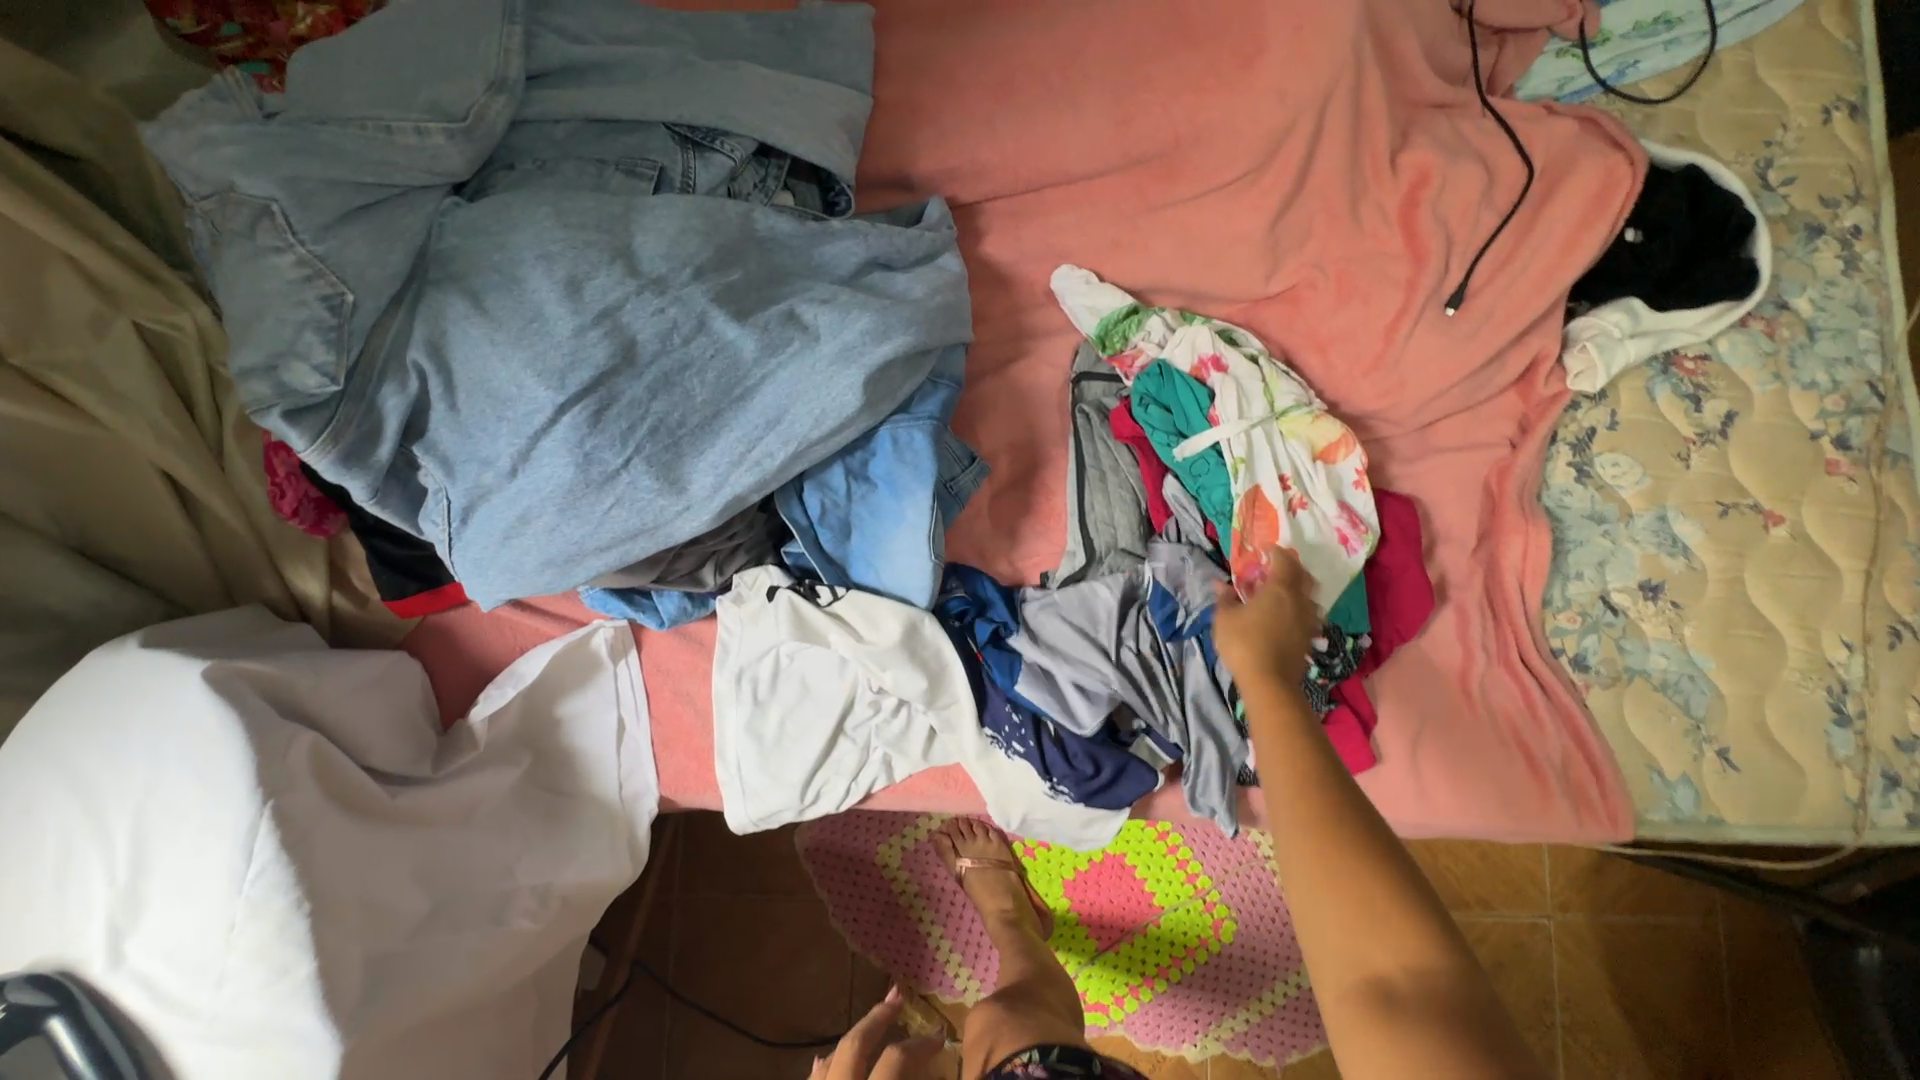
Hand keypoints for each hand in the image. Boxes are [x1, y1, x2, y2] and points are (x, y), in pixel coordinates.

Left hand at [809, 985, 941, 1079]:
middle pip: (854, 1044)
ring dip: (850, 1039)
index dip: (920, 1045)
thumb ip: (913, 1079)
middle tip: (897, 996)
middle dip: (877, 1018)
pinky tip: (824, 1060)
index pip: (896, 1059)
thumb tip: (939, 1070)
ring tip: (868, 1025)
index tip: (939, 1035)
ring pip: (828, 1059)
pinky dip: (824, 1066)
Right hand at [1213, 546, 1320, 694]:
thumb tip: (1220, 584)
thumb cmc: (1243, 644)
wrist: (1269, 682)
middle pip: (1304, 575)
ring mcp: (1309, 620)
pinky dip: (1300, 608)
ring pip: (1310, 596)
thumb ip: (1225, 599)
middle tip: (1277, 568)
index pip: (1284, 561)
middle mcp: (1299, 600)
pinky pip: (1309, 614)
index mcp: (1279, 588)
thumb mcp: (1224, 619)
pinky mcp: (1310, 637)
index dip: (1276, 552)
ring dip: (1299, 589)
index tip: (1266, 550)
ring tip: (1283, 592)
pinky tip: (1287, 616)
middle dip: (1293, 567)